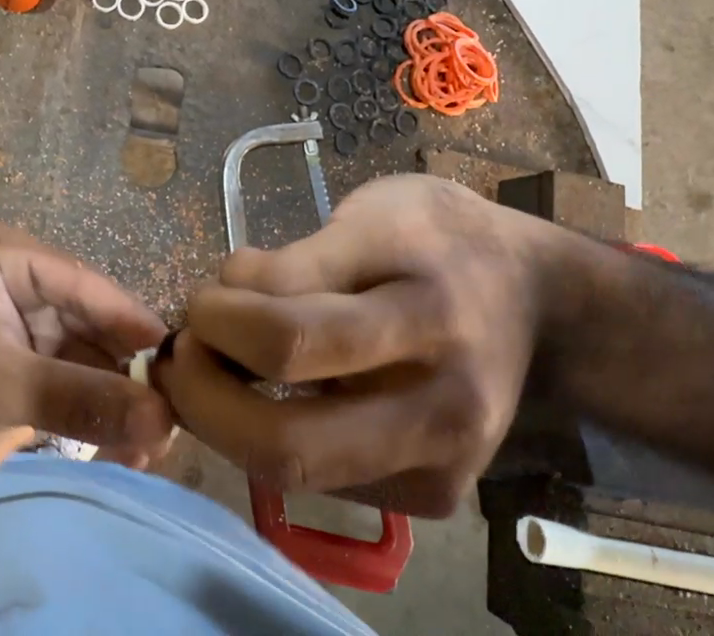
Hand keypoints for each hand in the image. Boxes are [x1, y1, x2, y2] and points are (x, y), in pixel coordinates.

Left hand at [0, 223, 174, 509]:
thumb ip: (81, 398)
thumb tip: (162, 418)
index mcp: (7, 261)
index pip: (86, 284)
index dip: (133, 323)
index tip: (182, 363)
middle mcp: (22, 290)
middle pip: (97, 324)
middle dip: (132, 371)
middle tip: (178, 415)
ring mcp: (27, 339)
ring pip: (94, 363)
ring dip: (124, 402)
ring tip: (159, 445)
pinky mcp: (28, 383)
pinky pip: (80, 395)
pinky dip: (105, 421)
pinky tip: (133, 453)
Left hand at [154, 174, 569, 515]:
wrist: (537, 302)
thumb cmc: (439, 241)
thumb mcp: (372, 214)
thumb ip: (296, 260)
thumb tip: (223, 295)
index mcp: (426, 318)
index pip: (289, 341)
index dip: (218, 321)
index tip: (199, 300)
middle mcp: (442, 411)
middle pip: (287, 441)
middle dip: (203, 398)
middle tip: (177, 356)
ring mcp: (441, 468)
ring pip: (295, 474)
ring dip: (222, 425)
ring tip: (203, 375)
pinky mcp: (431, 499)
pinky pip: (319, 482)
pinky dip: (265, 442)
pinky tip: (256, 399)